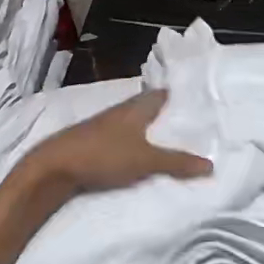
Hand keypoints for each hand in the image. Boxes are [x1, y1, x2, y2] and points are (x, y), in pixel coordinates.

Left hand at [20, 90, 212, 195]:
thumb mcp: (146, 160)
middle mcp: (121, 111)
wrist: (51, 169)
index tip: (195, 103)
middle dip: (164, 115)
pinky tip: (138, 155)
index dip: (178, 97)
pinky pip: (120, 138)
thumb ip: (177, 163)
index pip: (161, 94)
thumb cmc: (103, 155)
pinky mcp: (91, 143)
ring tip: (168, 141)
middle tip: (186, 124)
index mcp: (136, 107)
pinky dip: (132, 143)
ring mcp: (103, 126)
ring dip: (147, 130)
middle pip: (147, 107)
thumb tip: (211, 165)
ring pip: (132, 123)